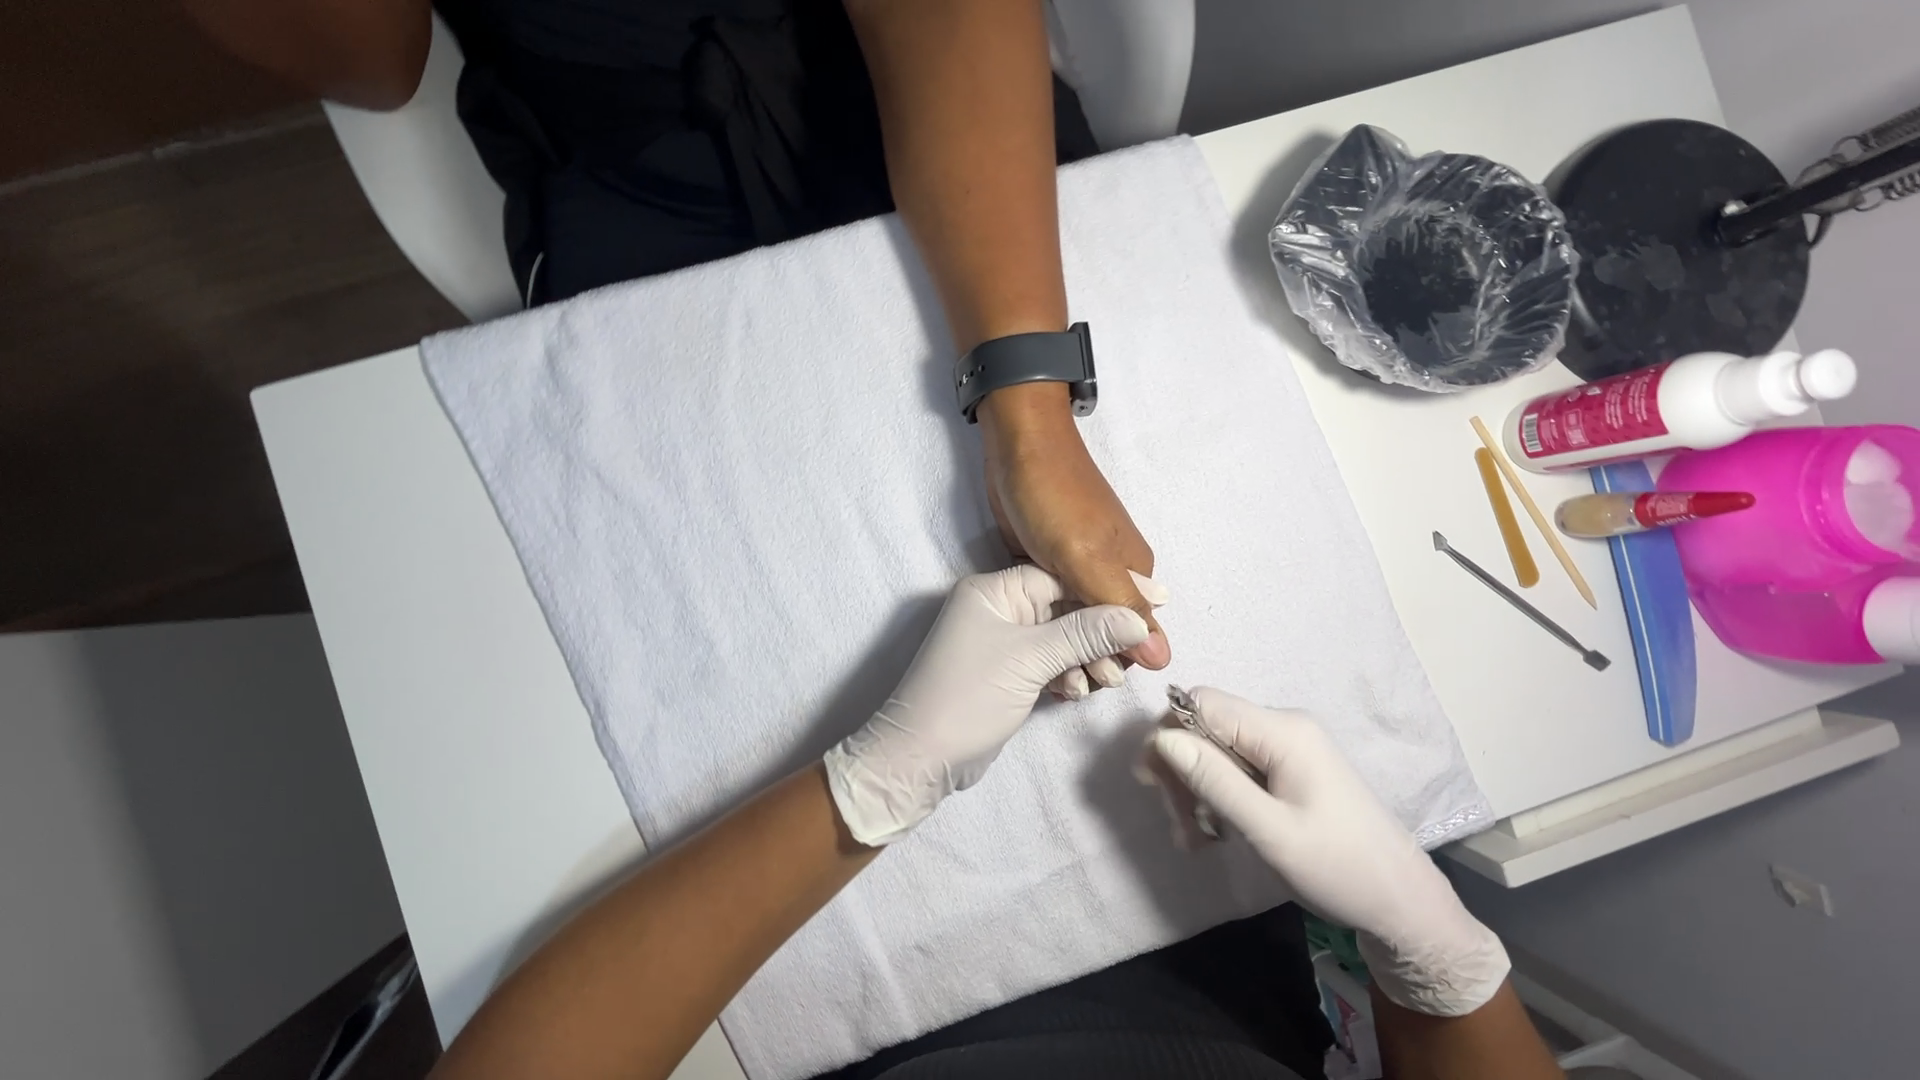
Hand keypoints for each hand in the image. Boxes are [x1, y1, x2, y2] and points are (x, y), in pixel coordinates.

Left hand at [824, 565, 1150, 845]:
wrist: (920, 758)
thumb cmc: (970, 695)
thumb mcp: (1031, 658)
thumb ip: (1086, 633)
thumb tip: (1139, 619)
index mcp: (994, 590)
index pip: (1062, 577)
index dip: (1108, 591)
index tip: (1156, 602)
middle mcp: (998, 608)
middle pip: (1066, 609)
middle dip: (1100, 634)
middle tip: (1130, 659)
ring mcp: (1002, 642)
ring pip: (1061, 639)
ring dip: (1087, 659)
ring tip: (1105, 683)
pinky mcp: (1007, 673)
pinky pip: (1050, 662)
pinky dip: (1067, 674)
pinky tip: (1075, 692)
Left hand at [979, 384, 1169, 695]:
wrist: (1016, 444)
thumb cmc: (1054, 500)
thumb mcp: (1087, 558)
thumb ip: (1118, 607)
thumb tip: (1164, 660)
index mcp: (1132, 573)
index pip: (1130, 636)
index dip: (1112, 663)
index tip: (1089, 686)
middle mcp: (1108, 574)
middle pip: (1102, 634)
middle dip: (1088, 661)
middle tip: (1066, 687)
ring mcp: (1073, 570)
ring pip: (1073, 624)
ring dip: (1064, 651)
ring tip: (1049, 679)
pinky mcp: (1044, 564)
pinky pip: (1049, 609)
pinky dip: (1044, 630)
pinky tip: (1032, 651)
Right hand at [1148, 688, 1509, 1016]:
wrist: (1403, 905)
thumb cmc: (1339, 868)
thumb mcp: (1270, 831)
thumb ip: (1215, 781)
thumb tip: (1162, 738)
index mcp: (1283, 731)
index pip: (1201, 703)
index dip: (1168, 735)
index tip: (1151, 783)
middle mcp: (1284, 727)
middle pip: (1205, 728)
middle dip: (1181, 772)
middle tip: (1177, 825)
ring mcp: (1288, 748)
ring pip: (1216, 751)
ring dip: (1195, 791)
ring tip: (1194, 840)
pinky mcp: (1290, 769)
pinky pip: (1237, 768)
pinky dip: (1217, 797)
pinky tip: (1213, 833)